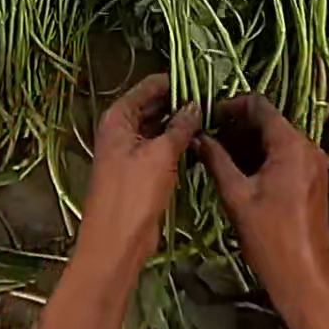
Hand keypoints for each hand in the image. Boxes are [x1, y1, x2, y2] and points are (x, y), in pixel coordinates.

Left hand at [78, 73, 200, 269]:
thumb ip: (180, 126)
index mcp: (119, 116)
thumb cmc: (134, 194)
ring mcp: (129, 150)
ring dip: (180, 124)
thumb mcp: (161, 155)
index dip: (175, 83)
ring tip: (211, 119)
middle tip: (212, 102)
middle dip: (180, 103)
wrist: (116, 246)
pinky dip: (176, 144)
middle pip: (153, 105)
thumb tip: (195, 104)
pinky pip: (159, 147)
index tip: (203, 82)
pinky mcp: (139, 171)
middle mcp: (121, 128)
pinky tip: (199, 142)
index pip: (149, 87)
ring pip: (158, 127)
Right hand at [197, 96, 328, 328]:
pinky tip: (239, 169)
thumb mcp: (236, 195)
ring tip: (218, 153)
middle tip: (209, 136)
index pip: (259, 105)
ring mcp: (313, 162)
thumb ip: (216, 159)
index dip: (231, 106)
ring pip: (276, 137)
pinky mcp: (313, 178)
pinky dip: (262, 155)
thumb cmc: (269, 237)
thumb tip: (197, 136)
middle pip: (268, 120)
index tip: (208, 118)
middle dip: (237, 125)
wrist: (305, 281)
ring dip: (248, 141)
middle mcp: (306, 146)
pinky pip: (285, 154)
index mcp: (291, 143)